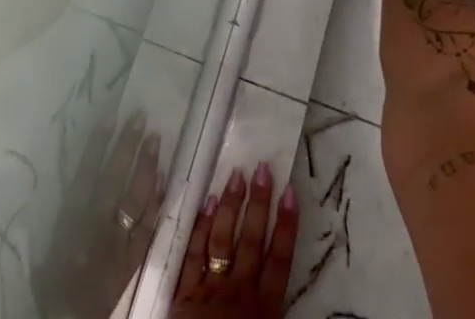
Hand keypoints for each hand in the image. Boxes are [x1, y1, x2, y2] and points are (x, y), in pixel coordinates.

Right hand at [32, 114, 164, 318]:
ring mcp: (119, 240)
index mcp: (71, 218)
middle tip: (141, 118)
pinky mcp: (134, 256)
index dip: (98, 145)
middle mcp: (97, 224)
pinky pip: (149, 225)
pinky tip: (165, 179)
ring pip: (136, 198)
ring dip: (147, 166)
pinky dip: (157, 201)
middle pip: (115, 179)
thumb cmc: (51, 284)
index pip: (86, 173)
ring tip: (156, 139)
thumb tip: (64, 181)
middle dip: (128, 147)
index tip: (110, 117)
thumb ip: (58, 216)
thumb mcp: (44, 245)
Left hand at [171, 164, 297, 318]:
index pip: (280, 259)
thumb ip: (274, 308)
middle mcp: (240, 291)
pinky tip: (207, 205)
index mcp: (265, 308)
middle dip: (258, 204)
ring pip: (222, 240)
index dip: (287, 225)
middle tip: (262, 168)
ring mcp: (211, 288)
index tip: (290, 193)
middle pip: (252, 241)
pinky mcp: (185, 291)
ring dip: (230, 206)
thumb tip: (282, 275)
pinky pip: (194, 254)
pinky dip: (201, 228)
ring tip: (236, 176)